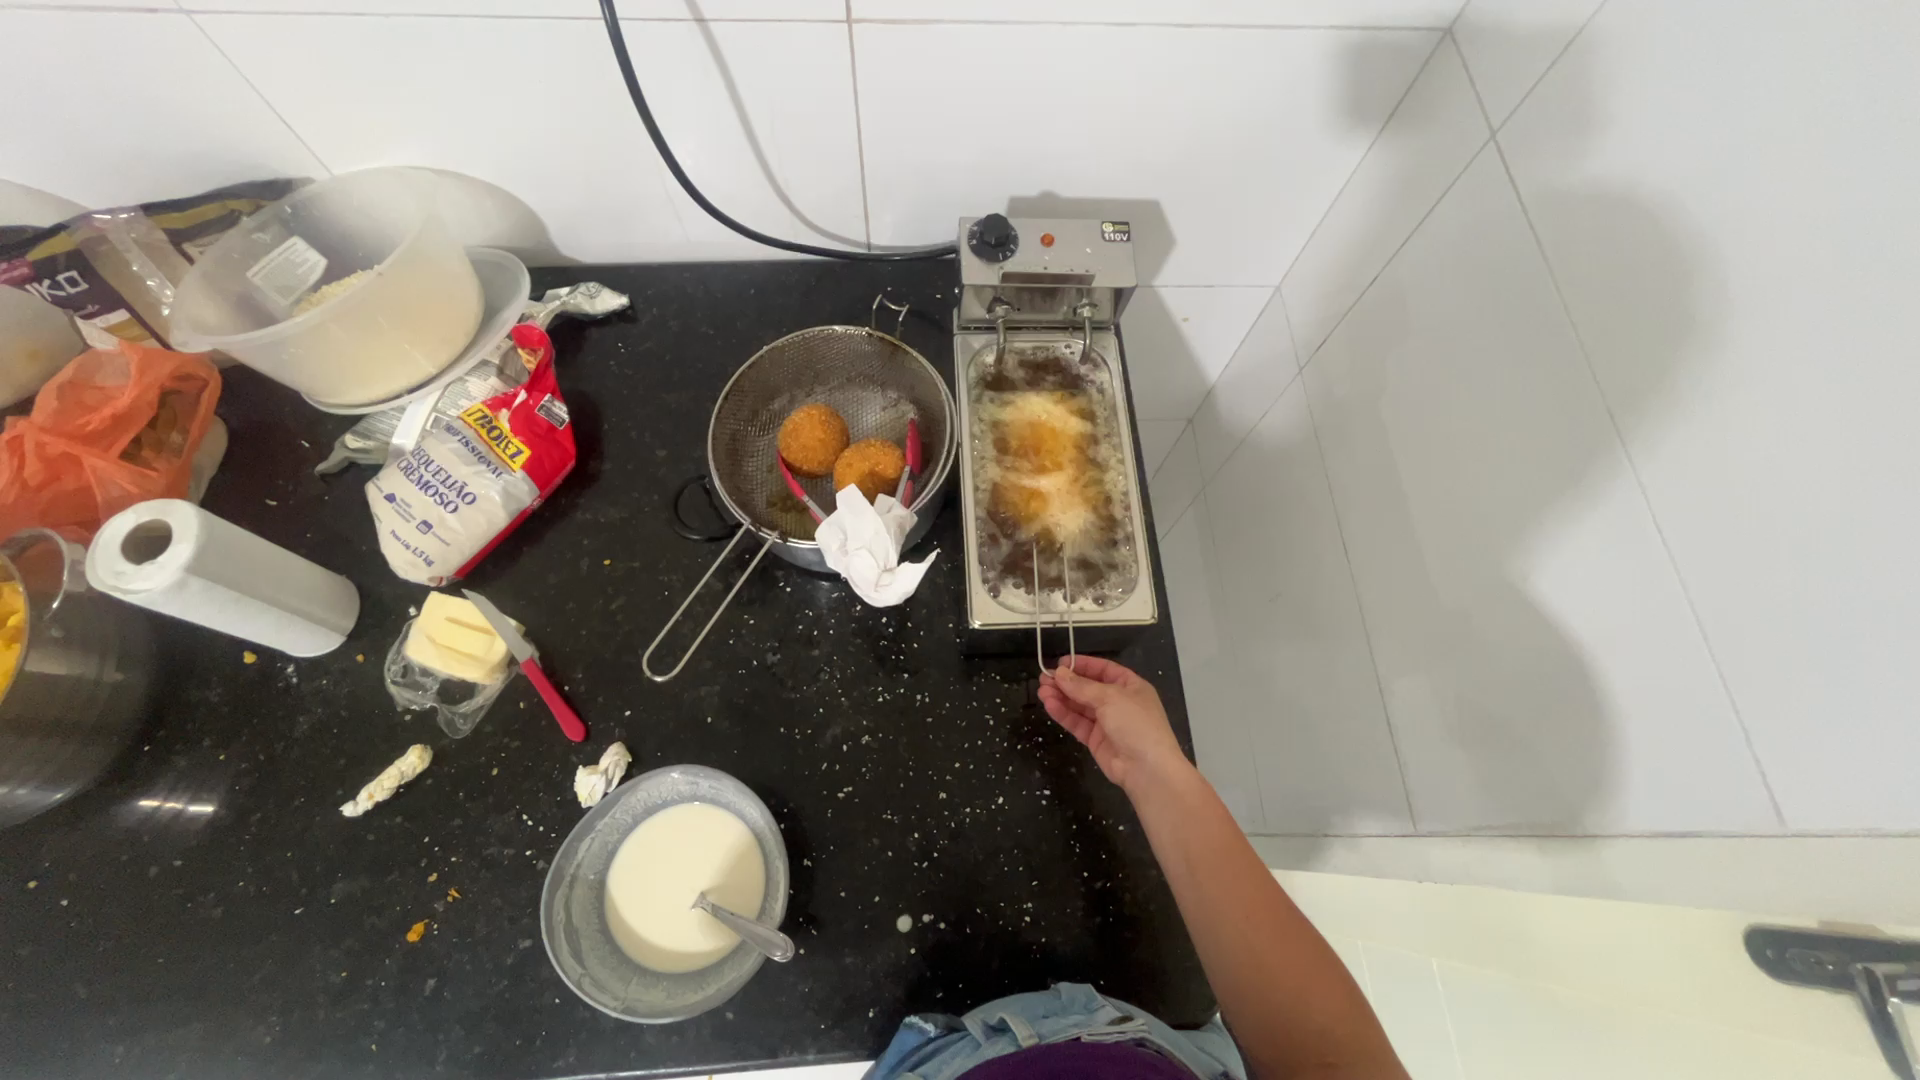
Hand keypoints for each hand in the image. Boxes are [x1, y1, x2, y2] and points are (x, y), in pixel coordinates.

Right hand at [1037, 655, 1190, 794]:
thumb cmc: (1136, 723)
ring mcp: (1107, 722)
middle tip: (1044, 678)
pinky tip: (1049, 705)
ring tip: (1042, 691)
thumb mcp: (1110, 697)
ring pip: (1080, 706)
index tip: (1060, 663)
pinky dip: (1063, 714)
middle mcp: (1118, 702)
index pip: (1103, 669)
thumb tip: (1059, 673)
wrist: (1147, 769)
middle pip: (1088, 688)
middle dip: (1067, 683)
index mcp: (1130, 686)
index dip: (1082, 665)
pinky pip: (1077, 723)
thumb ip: (1082, 686)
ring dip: (1061, 697)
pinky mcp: (1096, 740)